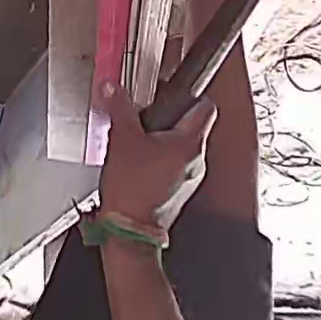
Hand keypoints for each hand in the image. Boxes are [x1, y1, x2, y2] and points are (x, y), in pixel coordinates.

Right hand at [98, 82, 216, 232]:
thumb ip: (120, 107)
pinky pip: (175, 164)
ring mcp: (191, 177)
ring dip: (163, 139)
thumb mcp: (122, 138)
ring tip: (138, 138)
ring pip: (182, 145)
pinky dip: (160, 158)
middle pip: (191, 125)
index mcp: (190, 142)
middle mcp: (197, 159)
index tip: (173, 90)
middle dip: (168, 117)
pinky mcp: (179, 191)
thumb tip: (114, 87)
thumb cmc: (132, 190)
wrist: (129, 232)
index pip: (206, 107)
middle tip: (145, 114)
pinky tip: (138, 160)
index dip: (190, 94)